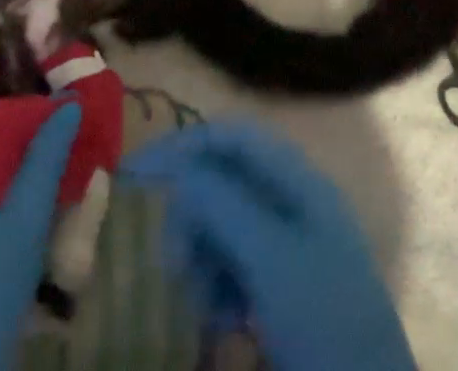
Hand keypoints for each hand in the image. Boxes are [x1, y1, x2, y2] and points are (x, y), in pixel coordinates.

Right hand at [122, 121, 415, 370]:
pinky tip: (219, 318)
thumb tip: (175, 167)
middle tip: (170, 259)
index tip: (136, 172)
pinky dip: (213, 286)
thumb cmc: (321, 319)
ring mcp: (287, 249)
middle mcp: (293, 207)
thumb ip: (221, 202)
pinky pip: (228, 267)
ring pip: (219, 229)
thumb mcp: (269, 256)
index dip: (184, 145)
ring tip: (200, 301)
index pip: (232, 137)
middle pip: (220, 184)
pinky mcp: (278, 288)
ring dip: (198, 258)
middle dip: (189, 217)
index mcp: (301, 185)